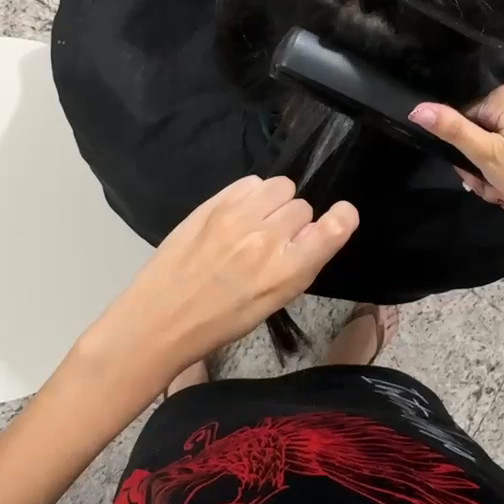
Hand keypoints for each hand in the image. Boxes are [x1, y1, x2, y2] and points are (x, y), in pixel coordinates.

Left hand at [72, 176, 356, 394]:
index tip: (340, 217)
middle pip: (303, 206)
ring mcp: (238, 216)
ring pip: (280, 186)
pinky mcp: (213, 203)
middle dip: (294, 221)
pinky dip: (251, 194)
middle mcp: (266, 239)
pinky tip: (238, 214)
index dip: (341, 219)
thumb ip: (297, 265)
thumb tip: (313, 233)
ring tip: (257, 221)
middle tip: (274, 240)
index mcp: (285, 272)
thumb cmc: (220, 321)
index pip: (332, 229)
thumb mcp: (272, 303)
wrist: (161, 316)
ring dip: (275, 202)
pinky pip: (251, 181)